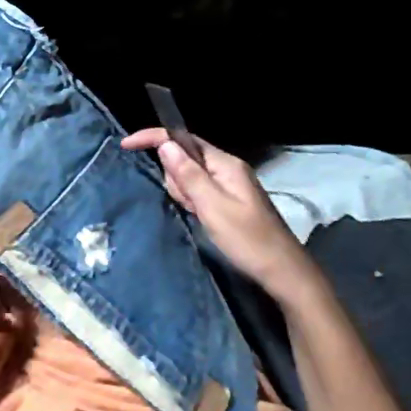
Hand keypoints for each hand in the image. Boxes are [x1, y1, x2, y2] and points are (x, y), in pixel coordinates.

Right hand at [122, 129, 314, 298]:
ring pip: (190, 177)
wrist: (284, 272)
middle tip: (189, 205)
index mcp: (225, 164)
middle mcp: (228, 168)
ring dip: (186, 194)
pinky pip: (200, 192)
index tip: (126, 145)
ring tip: (199, 216)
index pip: (183, 139)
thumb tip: (165, 144)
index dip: (154, 138)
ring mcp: (230, 185)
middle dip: (176, 178)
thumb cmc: (248, 240)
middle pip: (185, 158)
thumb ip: (188, 175)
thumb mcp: (213, 207)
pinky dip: (194, 202)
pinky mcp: (230, 201)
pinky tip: (202, 219)